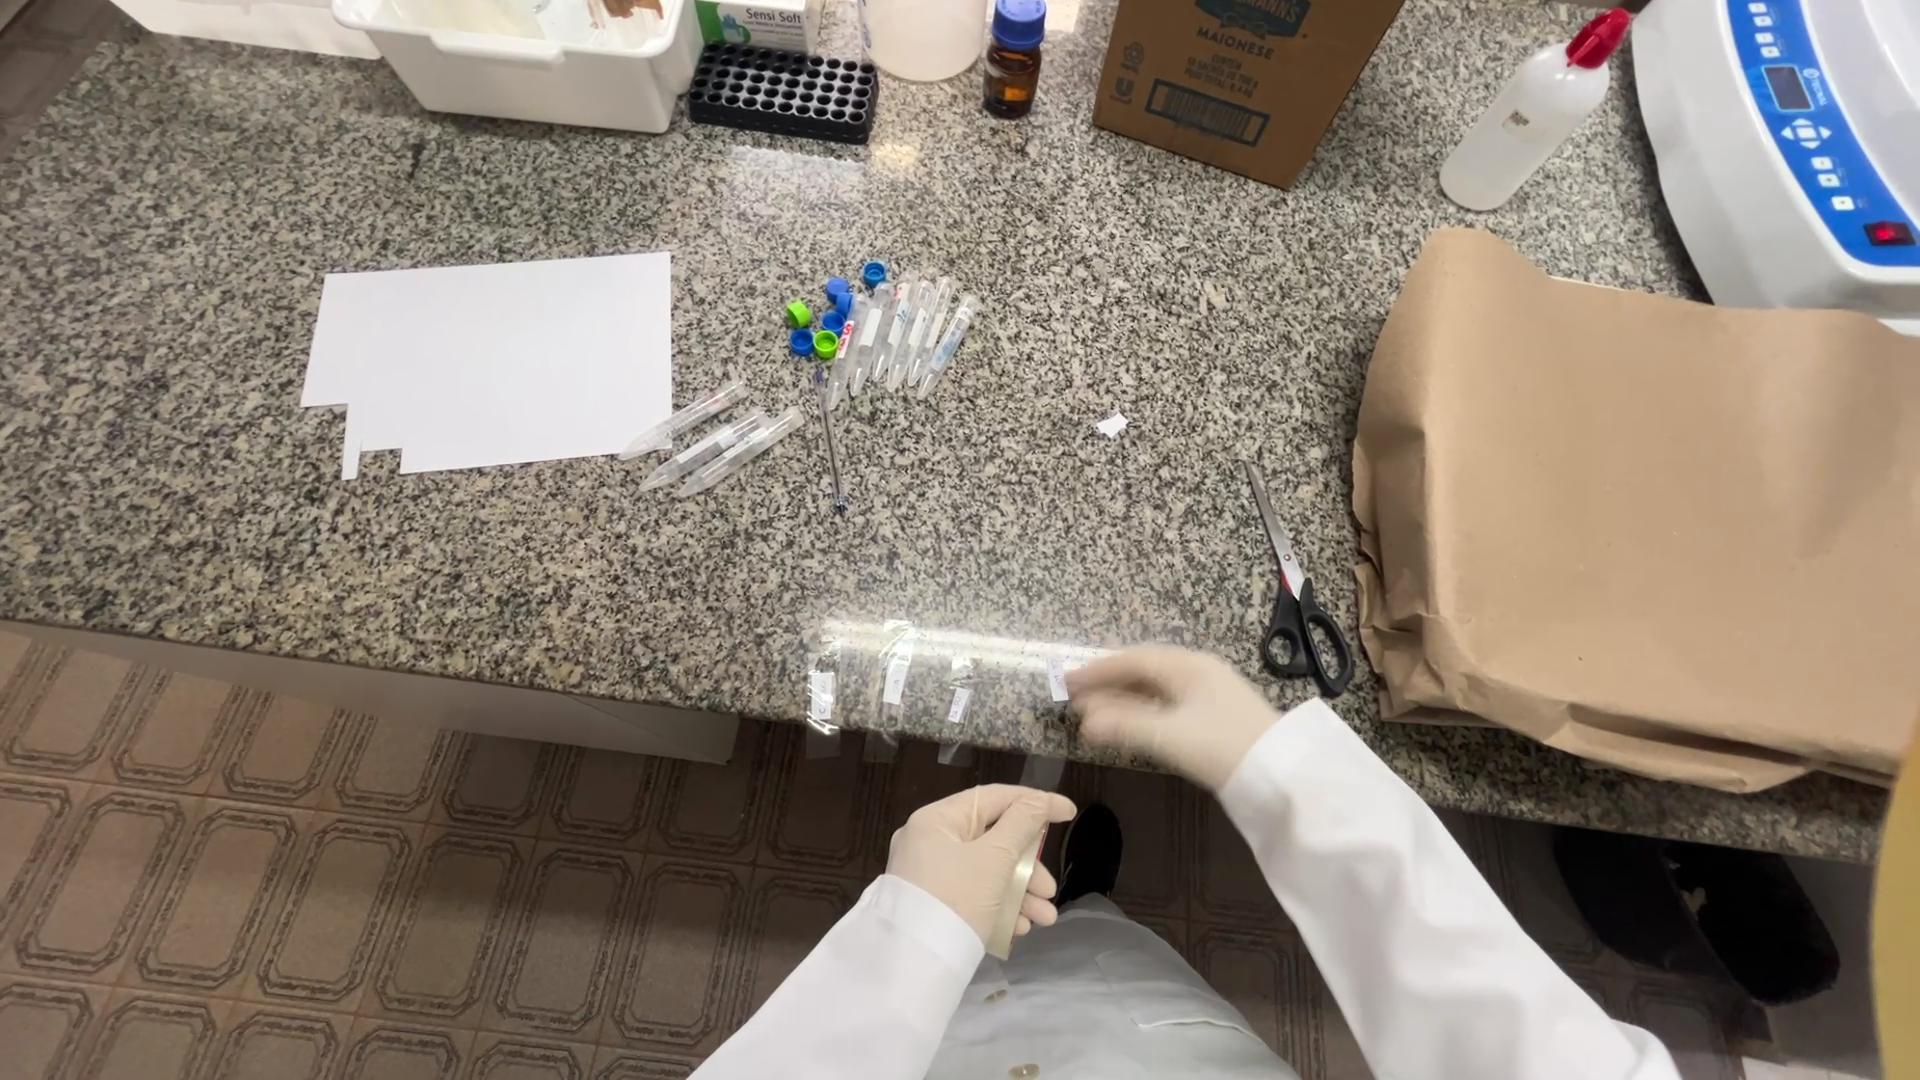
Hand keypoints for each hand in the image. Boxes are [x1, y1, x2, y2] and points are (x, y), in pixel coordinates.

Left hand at [887, 784, 1076, 946]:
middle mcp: (928, 840)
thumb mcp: (994, 860)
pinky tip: (1020, 928)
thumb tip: (1041, 802)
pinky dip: (998, 906)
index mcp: (937, 819)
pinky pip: (971, 893)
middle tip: (1050, 889)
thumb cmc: (956, 901)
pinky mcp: (931, 905)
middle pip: (991, 839)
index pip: (993, 798)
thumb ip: (1022, 825)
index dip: (1035, 803)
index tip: (1068, 812)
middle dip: (1028, 866)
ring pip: (985, 871)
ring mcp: (928, 874)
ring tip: (1044, 918)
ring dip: (1019, 892)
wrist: (911, 969)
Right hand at [1068, 645, 1283, 790]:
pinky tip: (1129, 724)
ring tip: (1095, 712)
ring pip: (1156, 688)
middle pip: (1144, 670)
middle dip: (1108, 683)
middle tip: (1075, 696)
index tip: (1068, 681)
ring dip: (1124, 699)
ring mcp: (1209, 692)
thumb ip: (1123, 725)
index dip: (1097, 669)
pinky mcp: (1216, 715)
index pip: (1133, 660)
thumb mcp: (1169, 735)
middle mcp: (1198, 671)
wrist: (1285, 778)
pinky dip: (1143, 710)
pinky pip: (1168, 702)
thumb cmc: (1224, 748)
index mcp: (1188, 666)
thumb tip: (1085, 721)